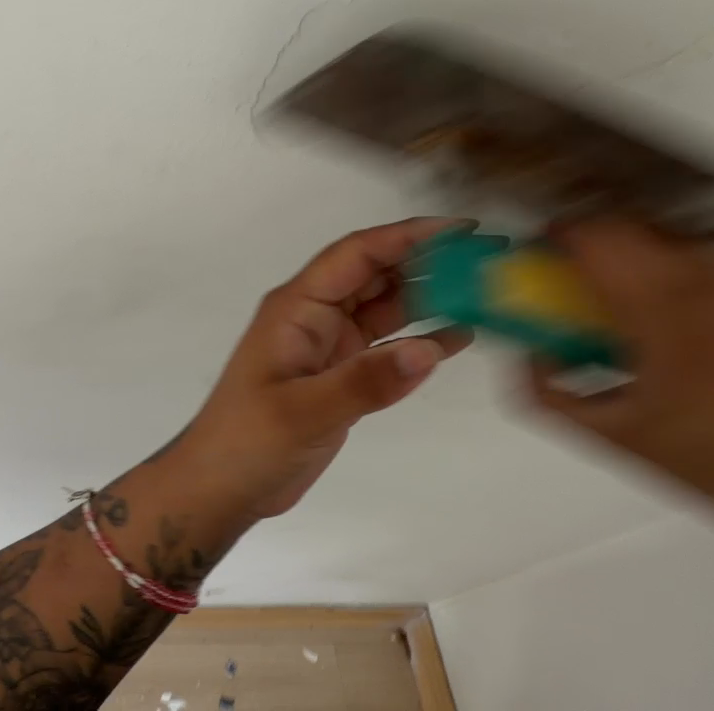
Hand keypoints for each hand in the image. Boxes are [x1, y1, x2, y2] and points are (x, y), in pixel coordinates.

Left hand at [158, 218, 473, 522]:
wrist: (224, 484)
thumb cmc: (249, 441)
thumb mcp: (304, 412)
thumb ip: (364, 382)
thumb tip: (429, 351)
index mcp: (297, 307)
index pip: (356, 255)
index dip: (406, 236)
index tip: (461, 228)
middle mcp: (315, 316)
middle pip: (376, 274)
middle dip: (428, 259)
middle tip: (490, 255)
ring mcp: (330, 345)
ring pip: (386, 307)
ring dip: (430, 295)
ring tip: (485, 287)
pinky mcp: (342, 375)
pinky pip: (388, 346)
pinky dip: (423, 338)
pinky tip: (463, 335)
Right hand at [528, 221, 713, 562]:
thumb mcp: (612, 440)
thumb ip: (545, 393)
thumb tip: (521, 348)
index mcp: (674, 316)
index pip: (599, 238)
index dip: (561, 237)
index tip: (545, 255)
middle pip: (635, 232)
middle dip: (602, 255)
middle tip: (591, 292)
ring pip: (677, 245)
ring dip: (649, 268)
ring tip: (651, 316)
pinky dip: (695, 281)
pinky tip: (702, 326)